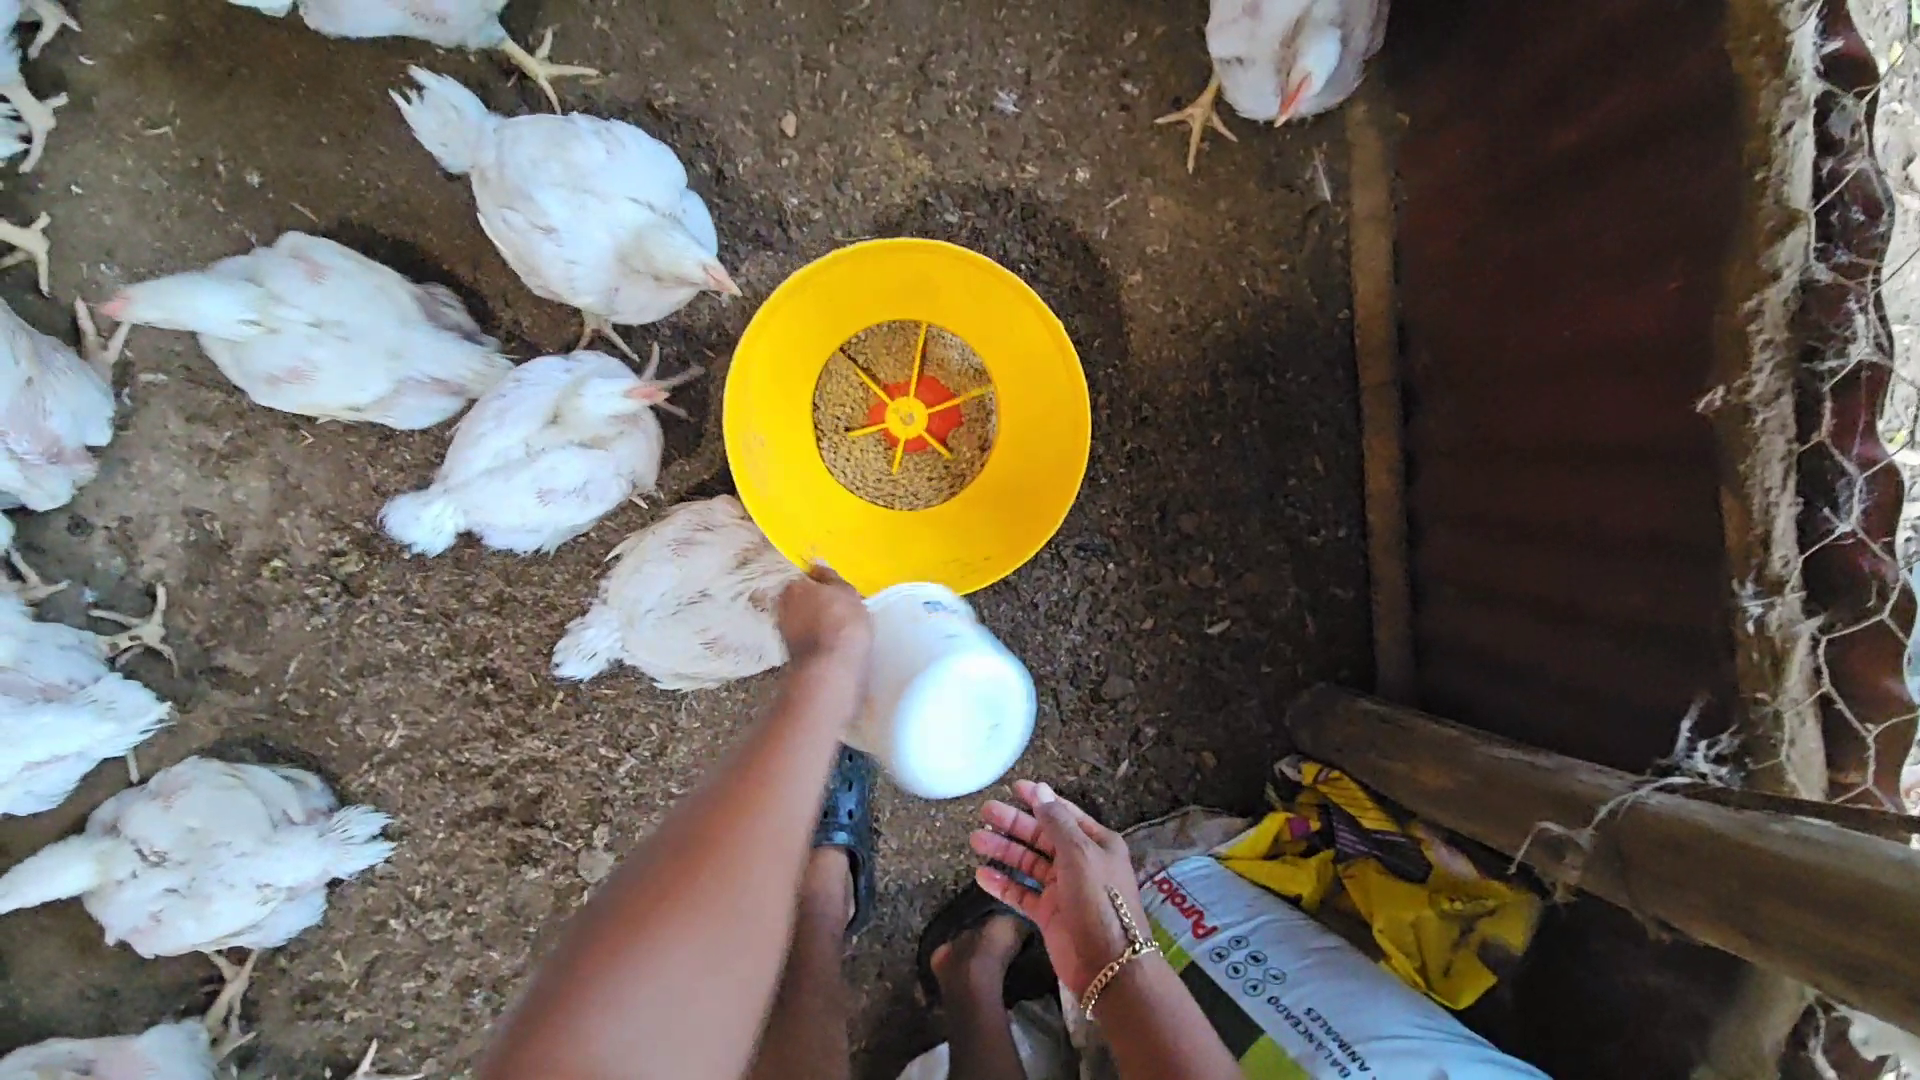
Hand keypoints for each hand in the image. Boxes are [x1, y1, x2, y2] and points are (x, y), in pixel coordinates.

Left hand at [777, 563, 871, 665]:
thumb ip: (831, 578)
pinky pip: (807, 639)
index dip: (821, 584)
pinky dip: (817, 639)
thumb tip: (817, 566)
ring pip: (803, 621)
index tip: (836, 591)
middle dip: (816, 603)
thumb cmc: (842, 621)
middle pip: (801, 600)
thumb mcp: (846, 592)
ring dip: (816, 623)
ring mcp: (785, 633)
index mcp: (793, 587)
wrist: (832, 667)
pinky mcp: (793, 654)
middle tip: (838, 608)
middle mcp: (782, 608)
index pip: (805, 579)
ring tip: (838, 628)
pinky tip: (832, 643)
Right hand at [970, 779, 1146, 996]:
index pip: (1063, 814)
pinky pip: (1022, 893)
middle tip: (985, 811)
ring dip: (1004, 850)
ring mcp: (1062, 888)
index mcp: (1096, 843)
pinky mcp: (1048, 914)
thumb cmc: (1098, 900)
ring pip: (1028, 863)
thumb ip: (1056, 822)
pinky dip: (1003, 884)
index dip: (1040, 800)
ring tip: (976, 839)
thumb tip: (1041, 789)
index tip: (1014, 787)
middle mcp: (1079, 862)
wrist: (1109, 965)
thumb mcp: (1079, 853)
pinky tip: (982, 875)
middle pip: (1041, 836)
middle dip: (1014, 823)